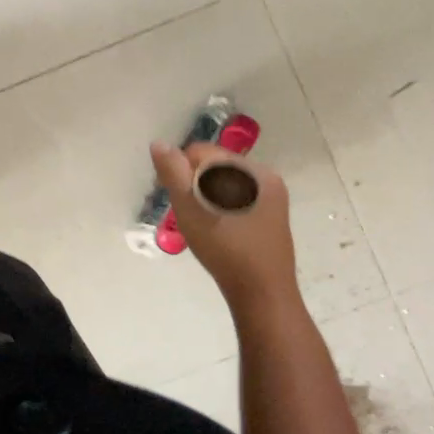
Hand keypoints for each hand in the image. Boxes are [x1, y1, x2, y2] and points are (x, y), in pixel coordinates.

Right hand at [150, 141, 298, 313]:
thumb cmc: (223, 247)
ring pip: (223, 179)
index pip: (199, 152)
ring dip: (206, 193)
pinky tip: (219, 224)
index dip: (180, 172)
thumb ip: (172, 172)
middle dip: (194, 182)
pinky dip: (221, 201)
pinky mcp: (273, 209)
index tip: (177, 199)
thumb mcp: (188, 207)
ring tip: (203, 219)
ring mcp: (272, 193)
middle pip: (212, 163)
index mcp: (246, 170)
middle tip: (189, 212)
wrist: (262, 289)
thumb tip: (160, 144)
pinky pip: (237, 192)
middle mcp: (264, 175)